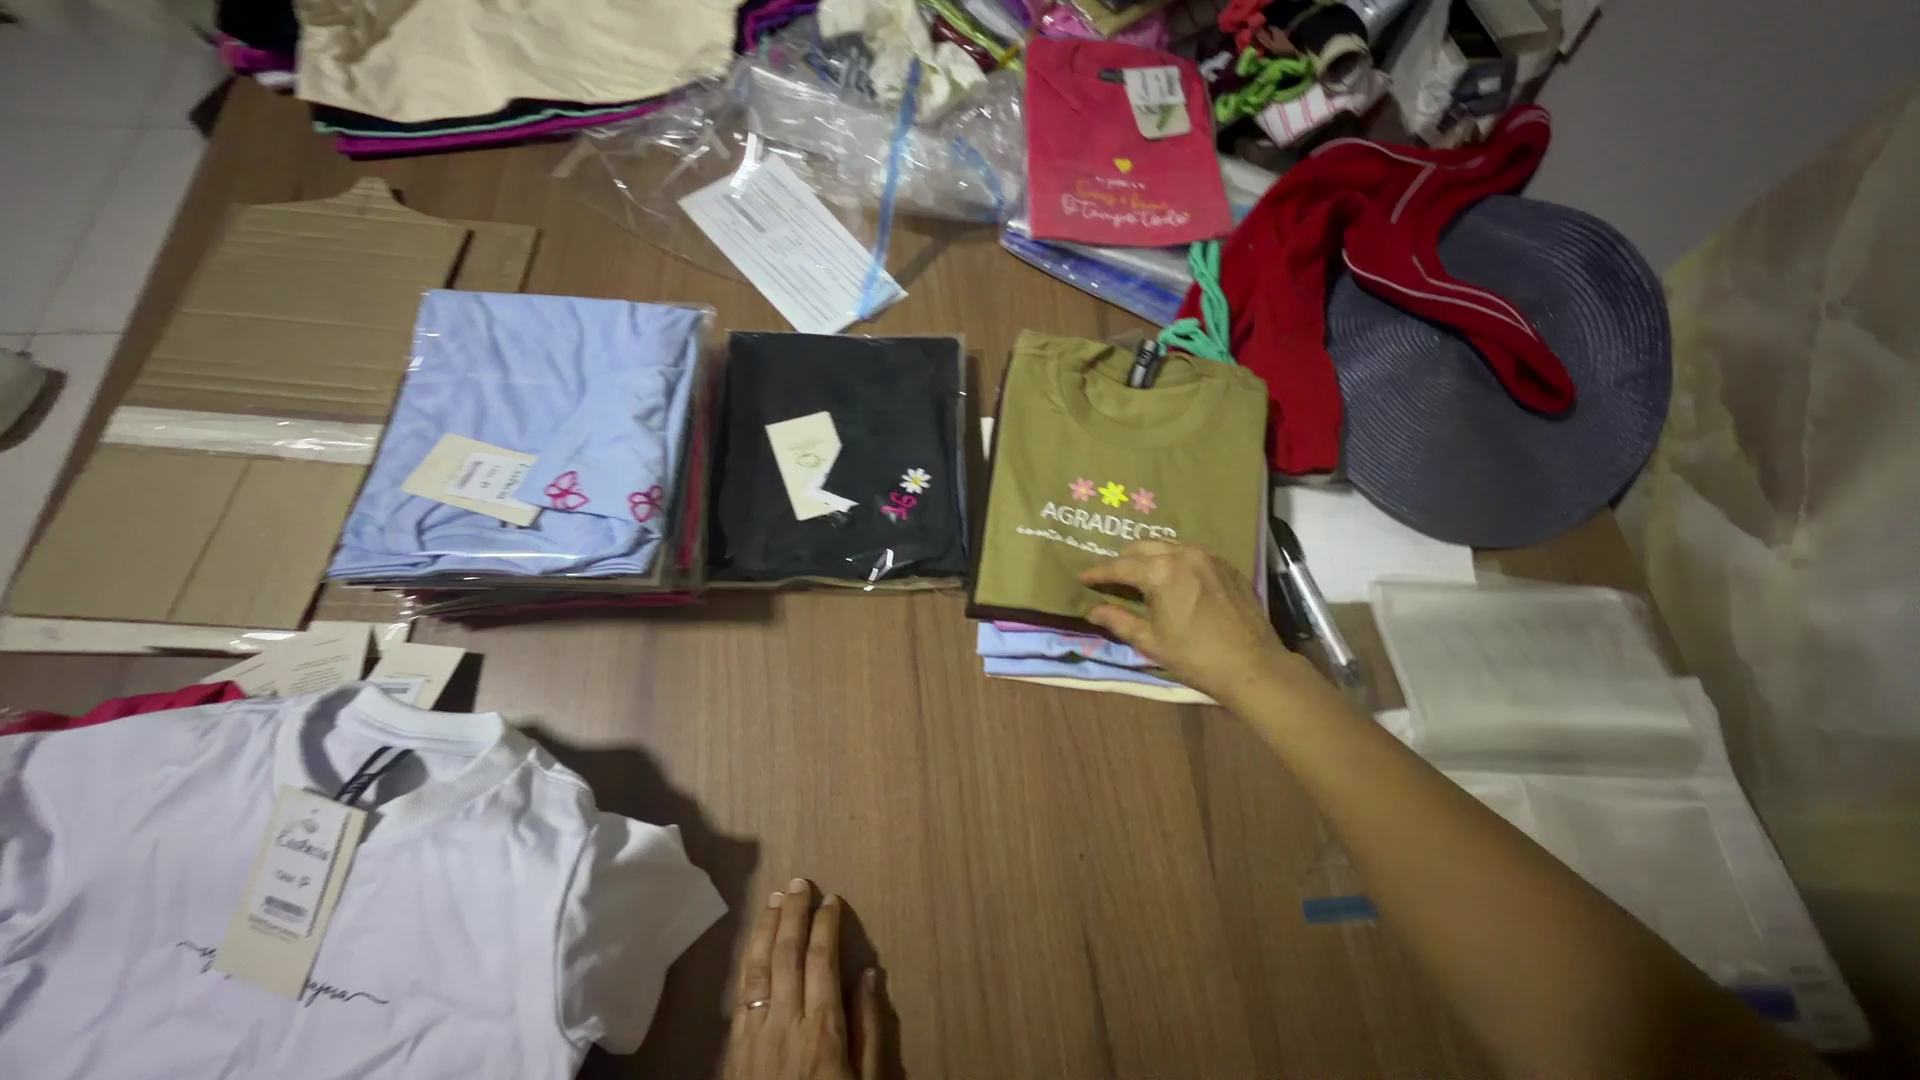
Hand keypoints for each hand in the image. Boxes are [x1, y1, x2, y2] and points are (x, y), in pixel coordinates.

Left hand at [723, 878, 881, 1079]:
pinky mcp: (734, 1048)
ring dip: (767, 929)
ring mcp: (755, 1035)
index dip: (826, 925)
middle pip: (788, 955)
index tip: (831, 899)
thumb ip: (868, 1029)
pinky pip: (741, 993)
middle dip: (794, 914)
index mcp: (822, 1030)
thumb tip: (868, 973)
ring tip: (776, 899)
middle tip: (800, 881)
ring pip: (758, 968)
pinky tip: (754, 944)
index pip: (822, 961)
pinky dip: (748, 960)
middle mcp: (785, 1023)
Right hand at [1078, 540, 1299, 704]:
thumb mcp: (1151, 642)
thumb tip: (1093, 610)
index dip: (1098, 572)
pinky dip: (1175, 560)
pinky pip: (1192, 554)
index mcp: (1161, 571)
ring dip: (1149, 556)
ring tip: (1140, 573)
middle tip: (1111, 577)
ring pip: (1168, 545)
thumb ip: (1119, 620)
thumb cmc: (1196, 657)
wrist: (1253, 666)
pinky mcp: (1227, 566)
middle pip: (1143, 547)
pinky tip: (1173, 578)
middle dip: (1123, 559)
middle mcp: (1184, 554)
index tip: (1082, 577)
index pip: (1120, 566)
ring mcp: (1209, 557)